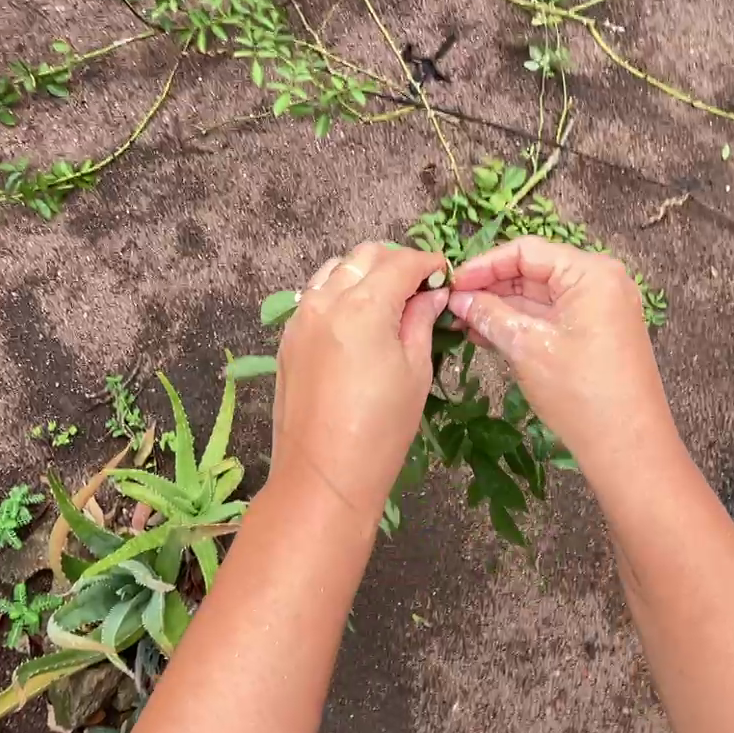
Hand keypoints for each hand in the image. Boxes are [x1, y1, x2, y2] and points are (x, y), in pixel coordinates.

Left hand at [270, 242, 449, 522]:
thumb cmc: (380, 429)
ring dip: (365, 272)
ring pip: (336, 269)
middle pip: (365, 255)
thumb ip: (421, 321)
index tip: (445, 275)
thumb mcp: (414, 371)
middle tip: (420, 287)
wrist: (322, 476)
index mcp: (363, 305)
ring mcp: (300, 317)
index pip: (402, 263)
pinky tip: (358, 318)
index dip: (429, 264)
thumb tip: (432, 293)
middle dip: (397, 261)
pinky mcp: (287, 337)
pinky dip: (340, 291)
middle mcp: (326, 300)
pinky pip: (315, 294)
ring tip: (388, 300)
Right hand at [447, 237, 669, 466]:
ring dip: (502, 306)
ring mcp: (600, 307)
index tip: (452, 284)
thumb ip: (489, 314)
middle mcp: (600, 281)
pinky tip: (487, 334)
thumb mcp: (527, 347)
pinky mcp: (596, 331)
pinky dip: (521, 322)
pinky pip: (551, 315)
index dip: (484, 265)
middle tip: (452, 305)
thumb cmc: (580, 392)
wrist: (629, 448)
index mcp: (591, 273)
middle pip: (534, 270)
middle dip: (491, 287)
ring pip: (540, 295)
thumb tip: (457, 298)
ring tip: (462, 322)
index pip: (526, 251)